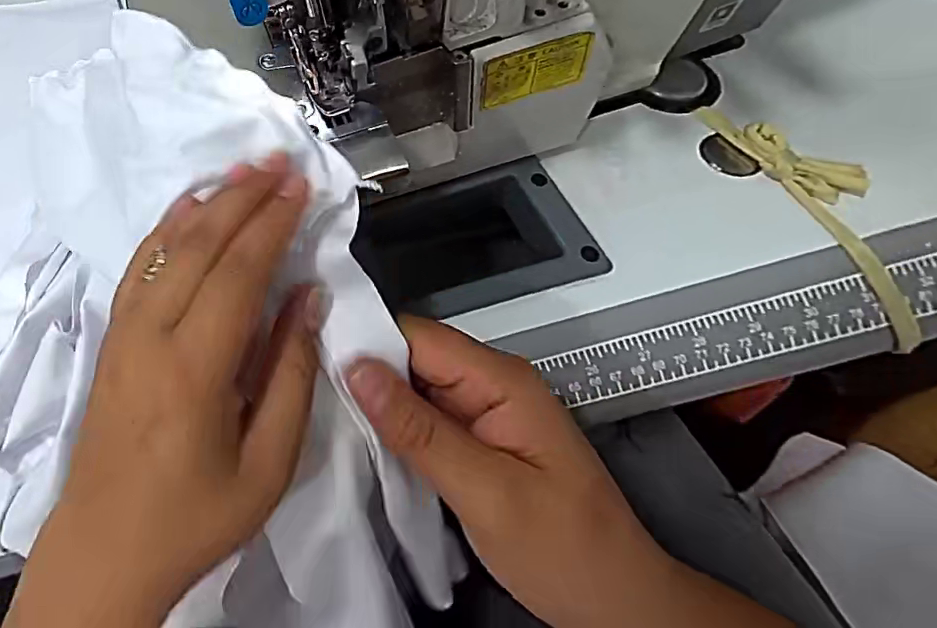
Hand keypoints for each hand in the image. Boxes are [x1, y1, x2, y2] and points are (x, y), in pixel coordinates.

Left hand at [7, 154, 323, 627]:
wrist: (105, 545)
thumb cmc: (194, 514)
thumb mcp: (266, 465)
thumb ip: (290, 374)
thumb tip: (307, 298)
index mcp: (194, 369)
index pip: (238, 273)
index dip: (271, 223)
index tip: (298, 188)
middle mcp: (151, 334)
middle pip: (200, 245)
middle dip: (243, 197)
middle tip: (277, 163)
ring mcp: (124, 328)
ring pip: (166, 246)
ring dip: (207, 202)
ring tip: (241, 171)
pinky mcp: (112, 333)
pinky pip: (139, 264)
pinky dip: (166, 227)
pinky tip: (187, 206)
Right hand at [346, 317, 789, 627]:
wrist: (623, 607)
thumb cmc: (566, 551)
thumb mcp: (488, 494)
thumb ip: (419, 430)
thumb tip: (357, 369)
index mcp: (500, 378)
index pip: (417, 335)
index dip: (366, 340)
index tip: (315, 358)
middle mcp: (488, 380)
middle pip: (410, 354)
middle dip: (365, 371)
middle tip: (313, 393)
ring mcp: (481, 407)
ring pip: (411, 383)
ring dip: (376, 400)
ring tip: (328, 414)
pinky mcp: (474, 433)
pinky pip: (422, 413)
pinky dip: (393, 424)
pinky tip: (364, 438)